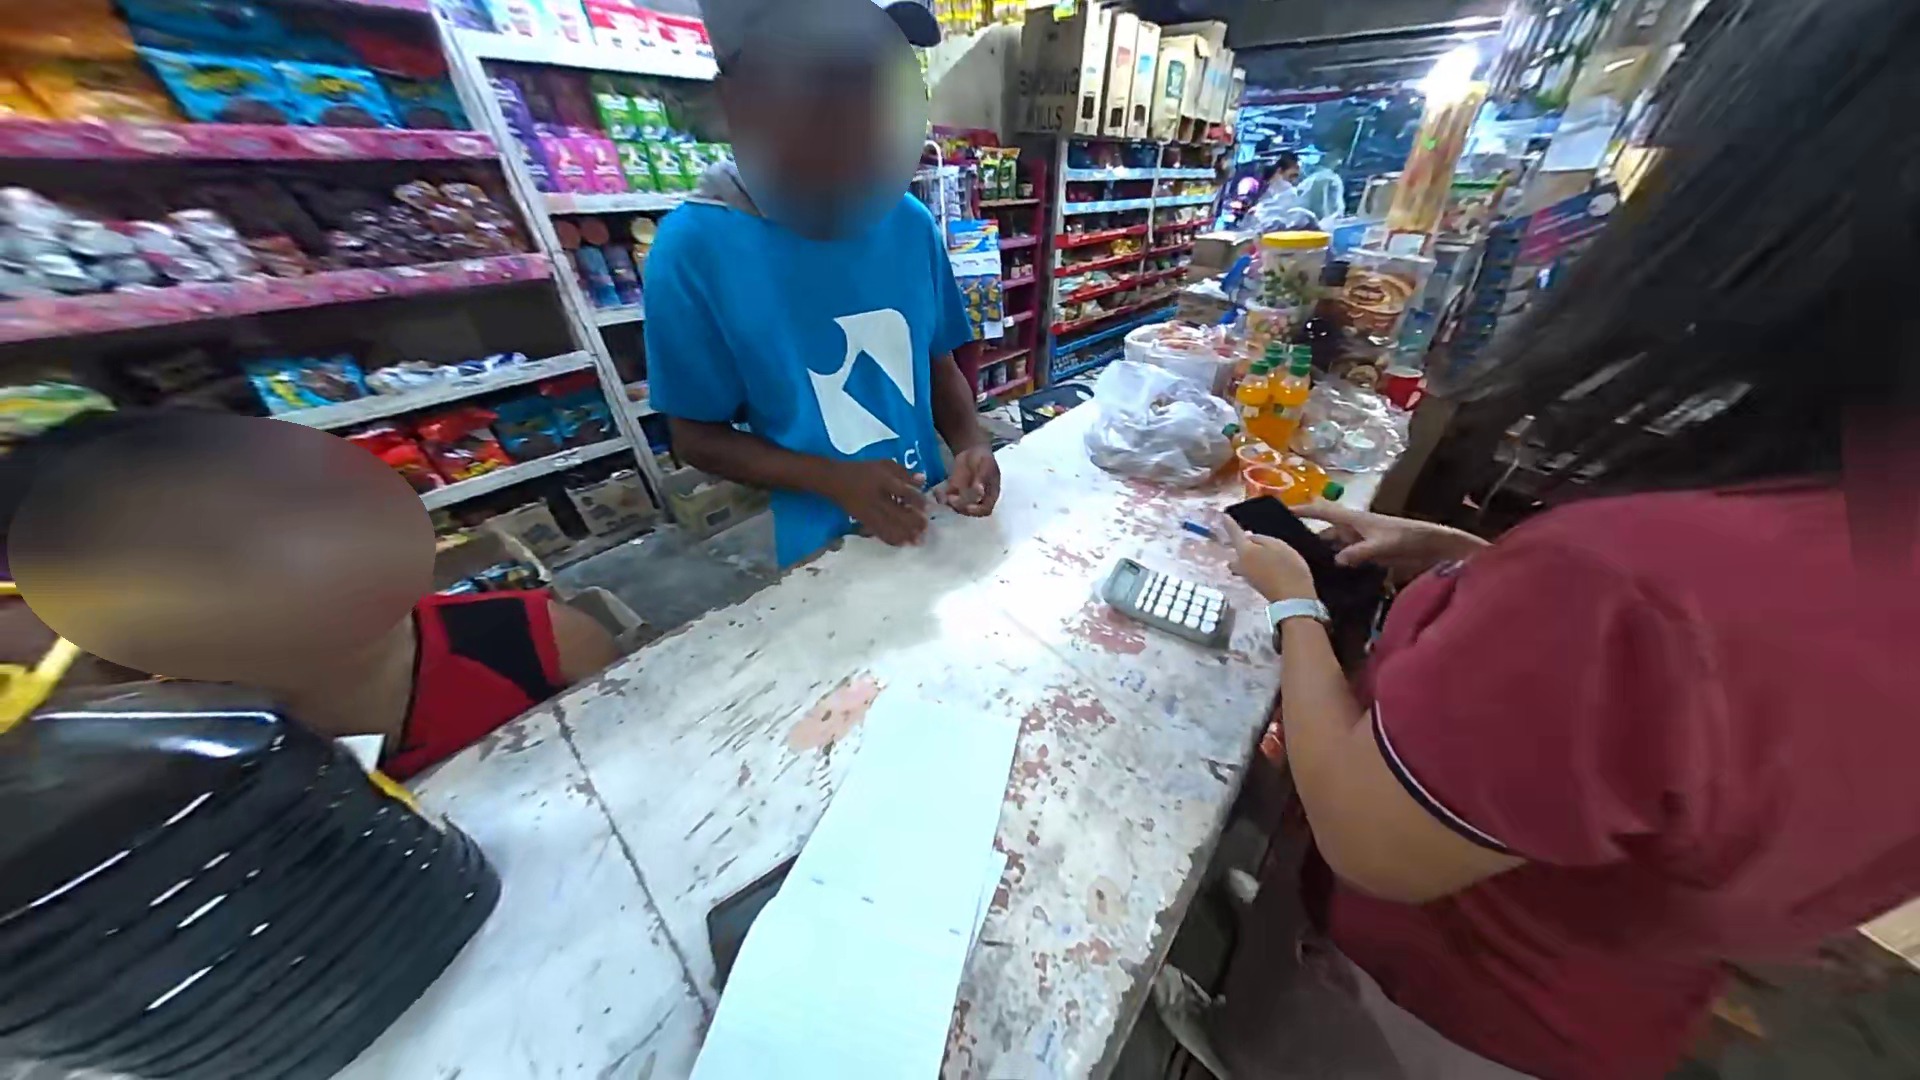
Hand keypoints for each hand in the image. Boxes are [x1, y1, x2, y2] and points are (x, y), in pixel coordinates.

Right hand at [821, 460, 929, 546]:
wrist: (835, 480)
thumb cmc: (863, 471)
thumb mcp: (884, 464)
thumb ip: (904, 473)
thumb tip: (923, 480)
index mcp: (882, 480)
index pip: (902, 491)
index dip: (916, 500)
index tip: (928, 507)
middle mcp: (876, 497)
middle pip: (896, 512)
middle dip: (913, 523)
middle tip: (926, 529)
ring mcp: (869, 511)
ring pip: (888, 525)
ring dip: (904, 535)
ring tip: (918, 541)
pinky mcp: (863, 520)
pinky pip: (878, 532)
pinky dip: (891, 539)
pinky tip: (903, 544)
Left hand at [941, 446, 1000, 516]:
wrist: (972, 451)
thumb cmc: (983, 458)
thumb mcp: (986, 465)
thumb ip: (983, 478)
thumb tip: (979, 491)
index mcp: (990, 494)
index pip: (985, 509)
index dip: (977, 511)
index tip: (968, 507)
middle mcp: (978, 499)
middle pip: (970, 511)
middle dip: (961, 507)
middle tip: (952, 500)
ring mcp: (965, 497)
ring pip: (957, 507)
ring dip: (950, 504)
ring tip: (943, 495)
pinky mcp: (954, 493)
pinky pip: (947, 500)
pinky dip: (941, 498)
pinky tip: (937, 491)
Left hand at [1221, 516, 1316, 601]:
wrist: (1293, 598)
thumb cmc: (1287, 567)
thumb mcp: (1277, 545)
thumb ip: (1261, 539)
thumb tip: (1249, 538)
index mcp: (1244, 552)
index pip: (1234, 534)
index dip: (1229, 524)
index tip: (1223, 516)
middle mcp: (1241, 565)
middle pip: (1237, 553)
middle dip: (1242, 547)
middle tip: (1253, 540)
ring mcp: (1248, 577)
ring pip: (1244, 563)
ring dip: (1250, 557)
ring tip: (1266, 552)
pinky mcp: (1257, 585)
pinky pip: (1253, 570)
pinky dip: (1258, 565)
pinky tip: (1271, 564)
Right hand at [1293, 500, 1489, 577]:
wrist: (1437, 548)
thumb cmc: (1410, 538)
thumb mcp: (1385, 545)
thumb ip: (1360, 552)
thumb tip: (1336, 560)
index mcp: (1354, 520)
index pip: (1322, 512)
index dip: (1302, 510)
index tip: (1281, 511)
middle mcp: (1352, 530)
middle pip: (1322, 533)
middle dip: (1305, 539)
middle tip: (1283, 551)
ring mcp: (1358, 543)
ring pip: (1331, 548)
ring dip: (1320, 556)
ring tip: (1298, 567)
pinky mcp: (1365, 556)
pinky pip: (1343, 559)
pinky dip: (1333, 566)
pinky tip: (1323, 577)